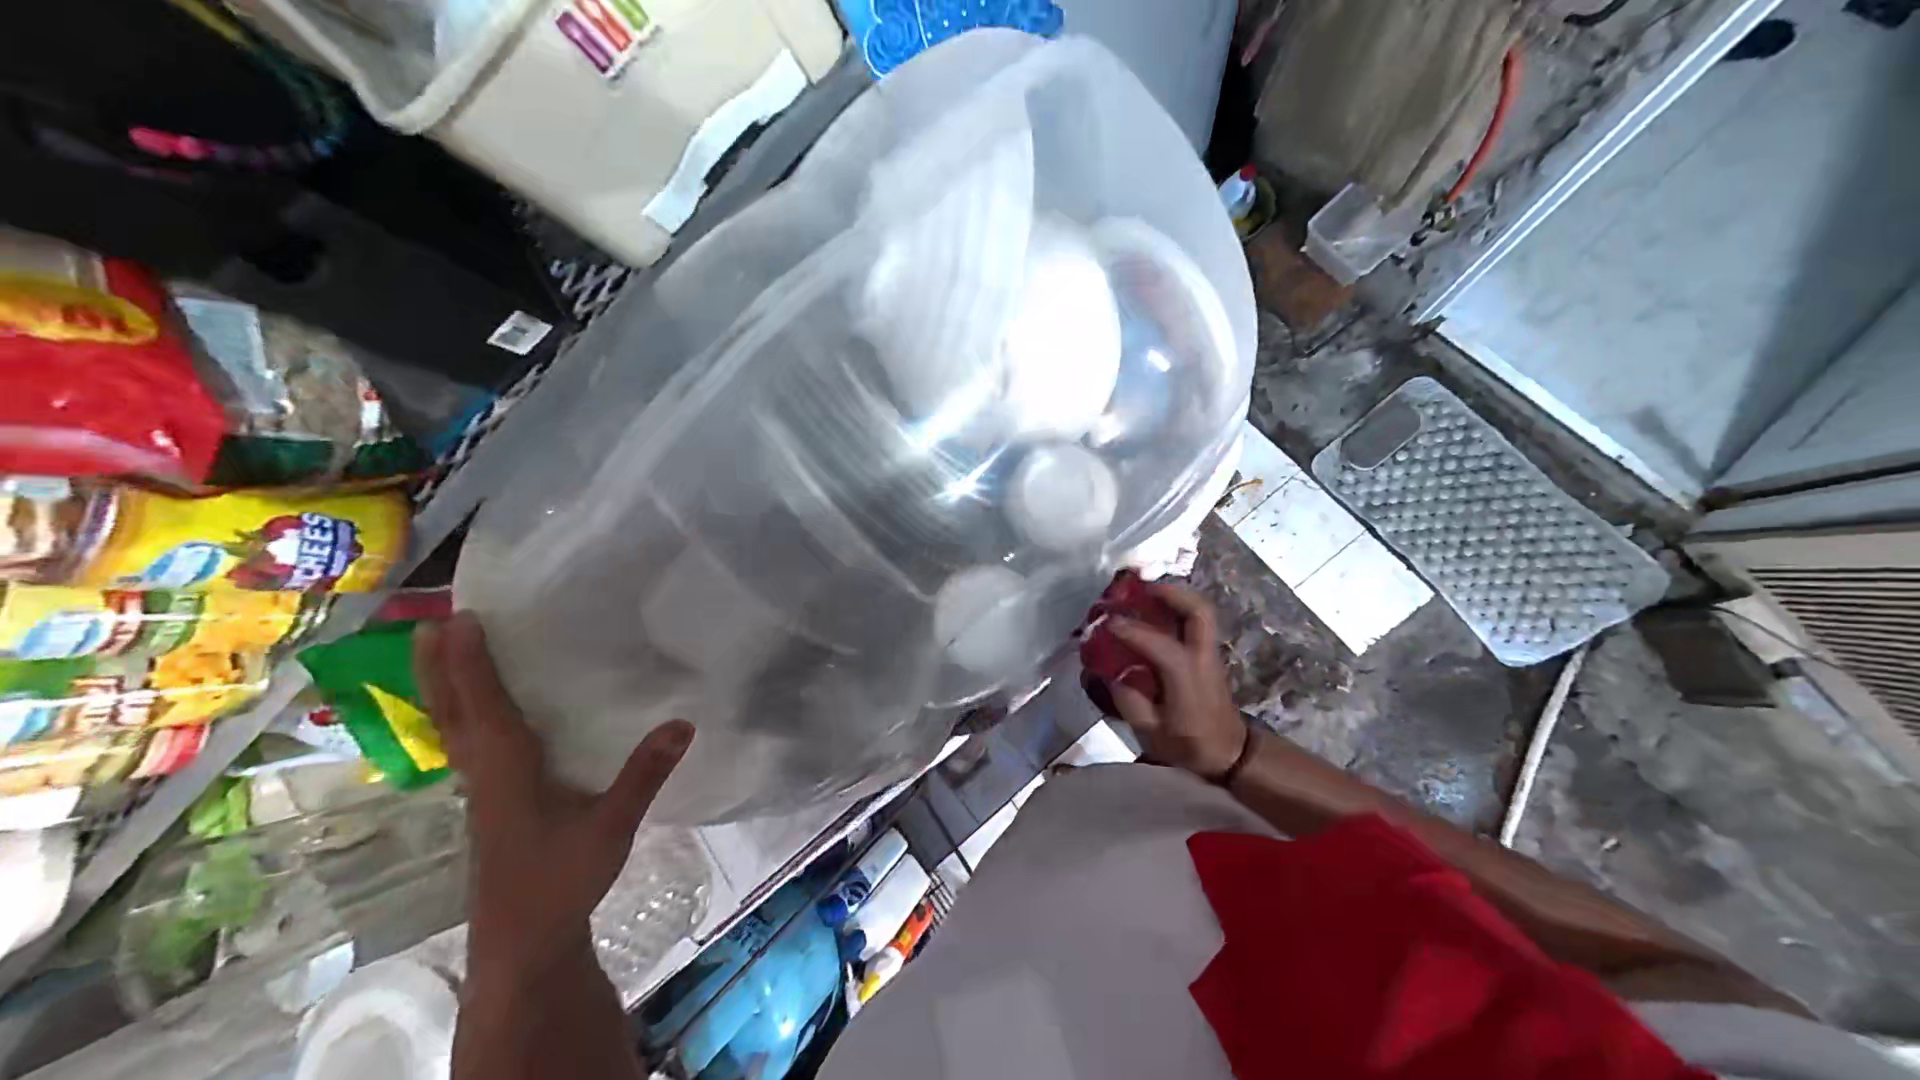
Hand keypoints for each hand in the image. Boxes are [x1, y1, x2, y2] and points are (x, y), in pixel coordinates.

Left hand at [415, 612, 693, 977]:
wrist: (523, 942)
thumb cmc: (561, 881)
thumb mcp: (611, 827)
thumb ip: (644, 775)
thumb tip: (683, 722)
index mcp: (508, 770)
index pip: (485, 705)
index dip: (473, 661)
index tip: (464, 616)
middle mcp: (485, 771)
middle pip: (450, 710)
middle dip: (439, 665)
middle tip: (432, 619)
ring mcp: (481, 788)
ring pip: (452, 725)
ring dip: (443, 684)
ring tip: (441, 648)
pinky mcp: (489, 800)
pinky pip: (466, 740)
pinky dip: (462, 710)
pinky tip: (479, 708)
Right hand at [1105, 583, 1247, 780]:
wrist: (1230, 754)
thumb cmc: (1191, 746)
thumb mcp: (1153, 733)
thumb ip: (1130, 701)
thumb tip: (1110, 675)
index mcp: (1187, 677)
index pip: (1160, 644)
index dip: (1132, 630)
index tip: (1108, 623)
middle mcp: (1202, 657)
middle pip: (1198, 610)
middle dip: (1170, 592)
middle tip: (1141, 588)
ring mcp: (1208, 654)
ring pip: (1199, 611)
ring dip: (1174, 597)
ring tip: (1145, 593)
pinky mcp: (1206, 656)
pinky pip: (1194, 622)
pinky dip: (1176, 610)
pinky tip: (1153, 613)